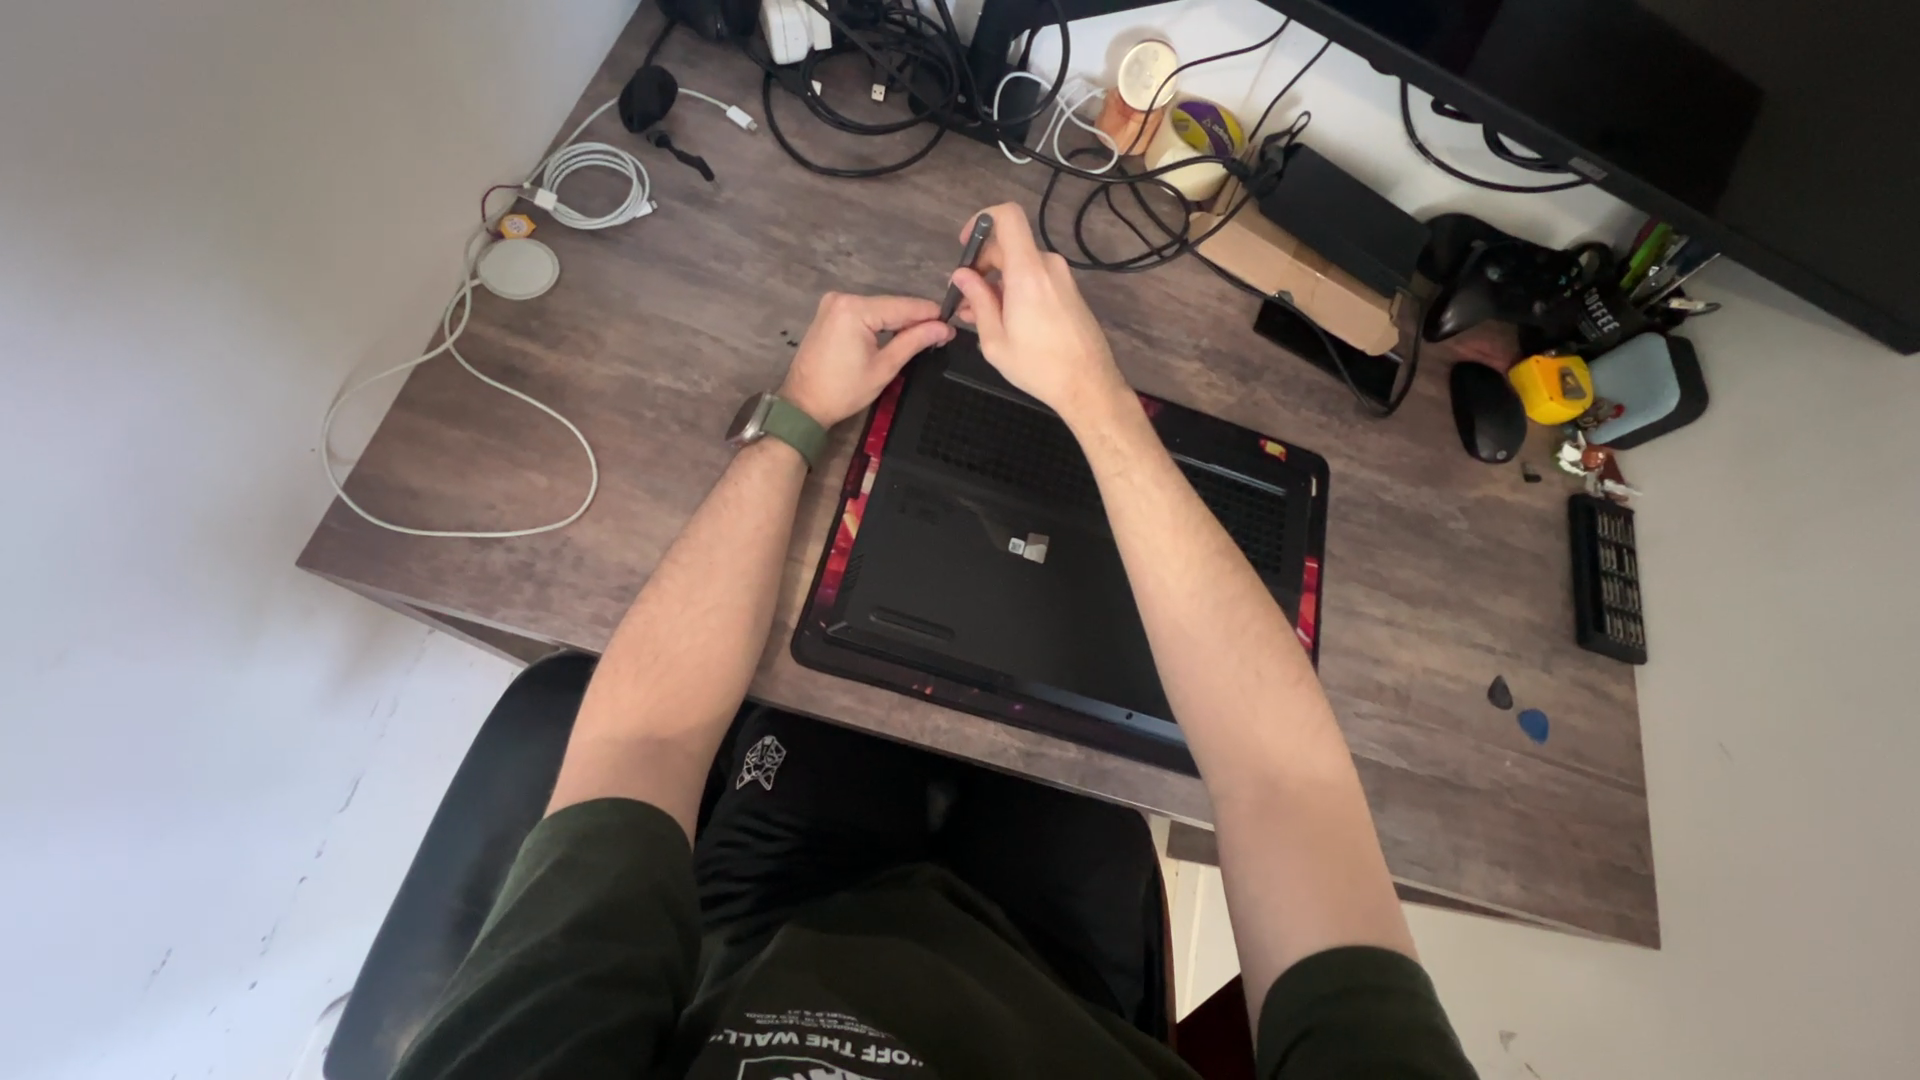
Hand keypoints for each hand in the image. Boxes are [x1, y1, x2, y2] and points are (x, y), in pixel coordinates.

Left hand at [779, 293, 955, 426]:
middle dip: (915, 319)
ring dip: (899, 321)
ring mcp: (833, 304)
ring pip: (878, 309)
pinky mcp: (829, 313)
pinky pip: (864, 314)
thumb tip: (943, 328)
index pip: (902, 306)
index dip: (929, 314)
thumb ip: (914, 342)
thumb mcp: (885, 367)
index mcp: (855, 310)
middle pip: (890, 305)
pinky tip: (898, 334)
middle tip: (942, 333)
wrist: (803, 404)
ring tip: (925, 335)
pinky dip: (881, 323)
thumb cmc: (844, 391)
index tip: (952, 323)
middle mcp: (843, 298)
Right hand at [945, 203, 1128, 423]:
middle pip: (1009, 245)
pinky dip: (1016, 291)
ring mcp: (1062, 278)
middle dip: (983, 265)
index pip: (1007, 217)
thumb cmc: (1038, 367)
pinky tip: (1005, 320)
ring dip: (998, 283)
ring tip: (980, 316)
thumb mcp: (995, 340)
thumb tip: (962, 276)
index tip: (966, 245)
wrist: (1088, 385)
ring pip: (1021, 266)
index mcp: (1027, 272)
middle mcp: (1048, 266)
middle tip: (965, 298)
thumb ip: (978, 301)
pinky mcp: (1069, 292)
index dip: (981, 221)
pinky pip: (1036, 280)